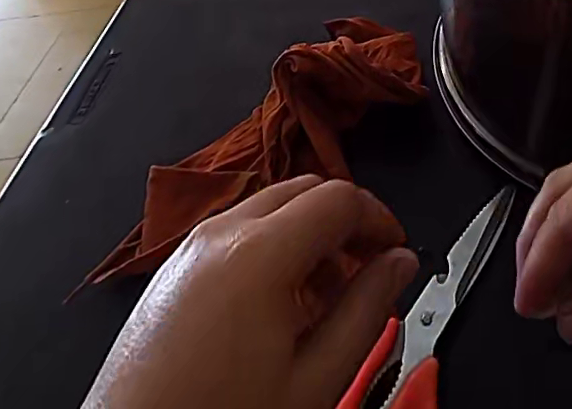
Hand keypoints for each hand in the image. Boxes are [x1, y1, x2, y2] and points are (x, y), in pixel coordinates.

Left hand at [84, 176, 419, 408]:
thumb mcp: (313, 381)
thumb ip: (367, 308)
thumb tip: (400, 263)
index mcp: (260, 252)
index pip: (342, 198)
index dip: (380, 219)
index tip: (395, 249)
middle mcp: (222, 234)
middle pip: (309, 190)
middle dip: (347, 221)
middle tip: (366, 268)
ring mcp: (191, 249)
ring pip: (274, 206)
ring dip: (312, 233)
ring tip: (324, 297)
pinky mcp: (171, 272)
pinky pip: (239, 231)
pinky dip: (274, 245)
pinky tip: (278, 305)